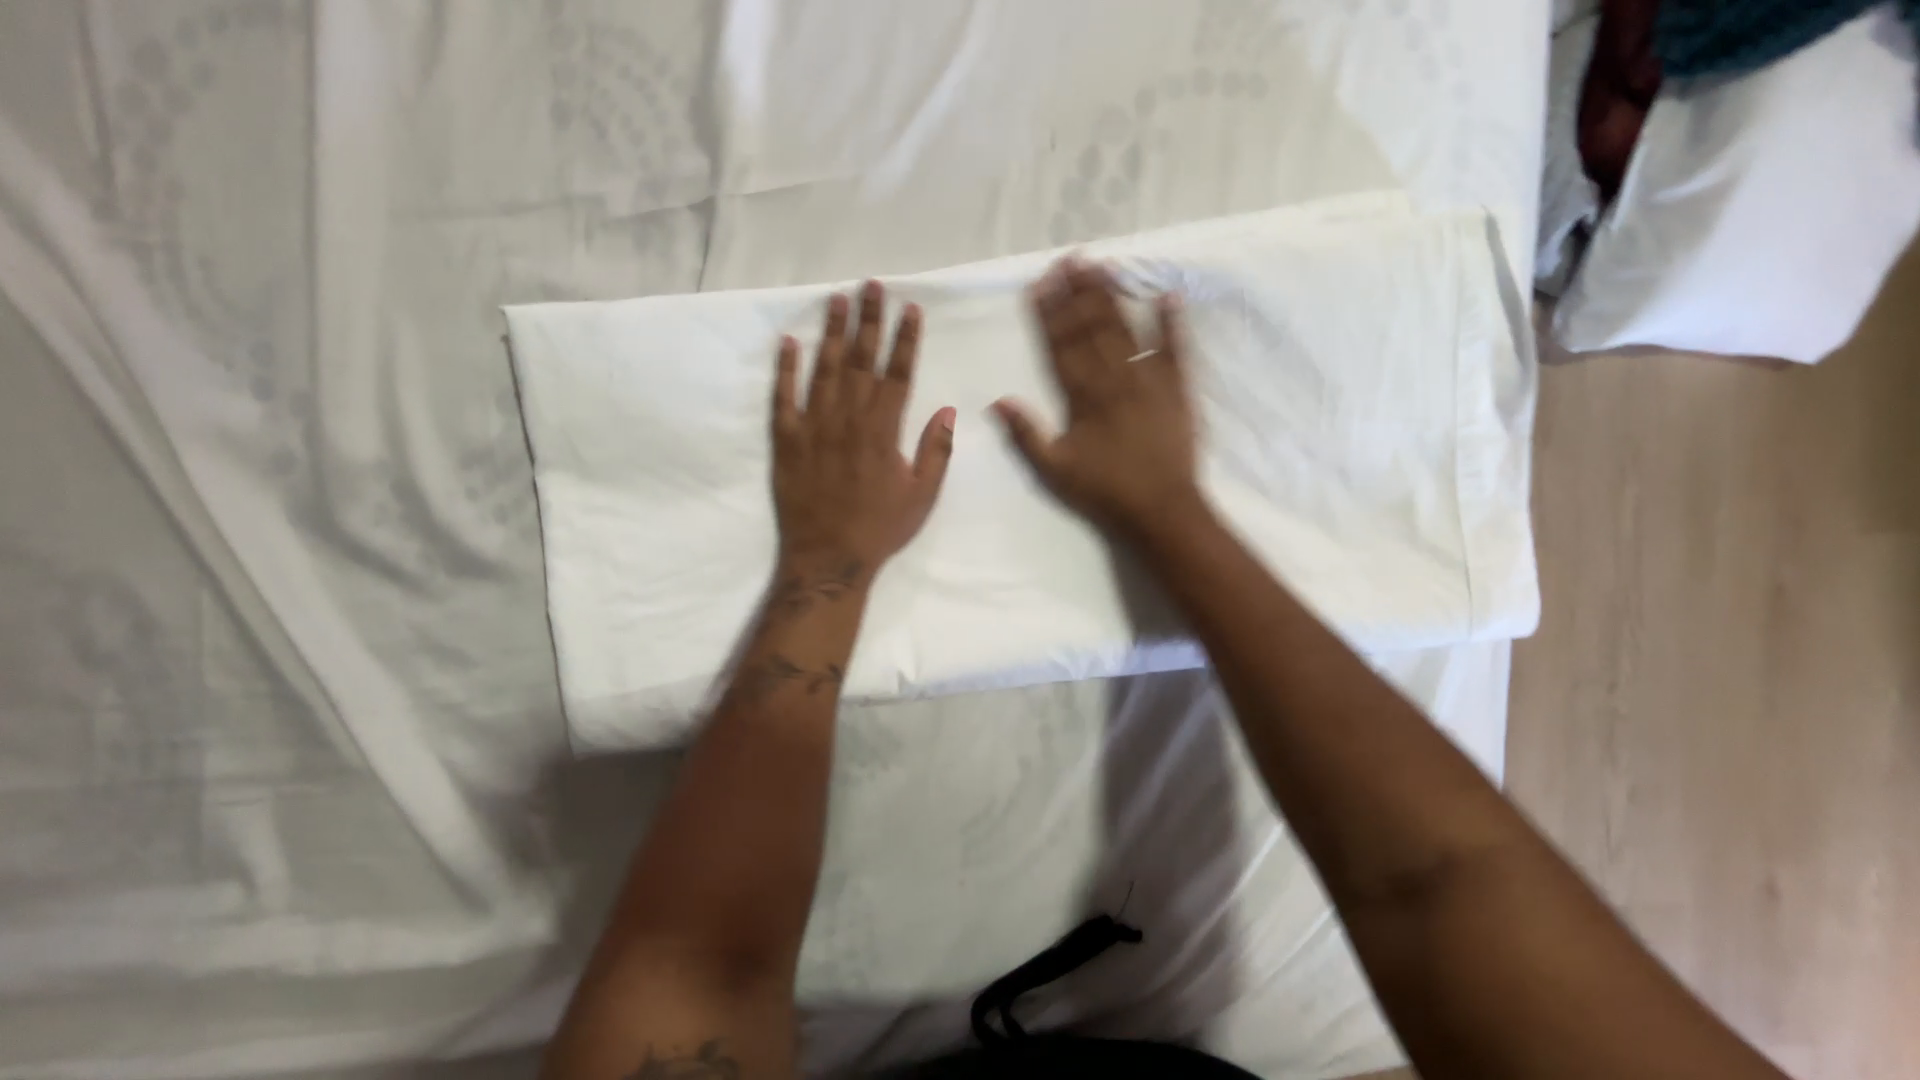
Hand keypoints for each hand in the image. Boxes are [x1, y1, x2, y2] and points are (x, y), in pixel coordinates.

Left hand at [771, 280, 954, 572]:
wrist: (827, 560)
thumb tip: (948, 410)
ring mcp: (814, 427)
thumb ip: (936, 451)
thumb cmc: (880, 529)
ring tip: (837, 299)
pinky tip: (789, 342)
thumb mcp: (922, 496)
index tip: (909, 309)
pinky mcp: (786, 441)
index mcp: (884, 431)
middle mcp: (849, 420)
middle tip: (870, 285)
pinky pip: (783, 398)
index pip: (898, 374)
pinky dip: (785, 369)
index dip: (905, 339)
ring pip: (824, 370)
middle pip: (860, 359)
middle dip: (868, 319)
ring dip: (831, 332)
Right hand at [993, 257, 1201, 534]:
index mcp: (1083, 397)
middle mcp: (1115, 379)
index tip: (1041, 283)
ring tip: (1102, 265)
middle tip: (1070, 258)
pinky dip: (1171, 322)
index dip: (1049, 313)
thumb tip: (998, 401)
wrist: (1161, 509)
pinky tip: (1166, 295)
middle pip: (1093, 327)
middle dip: (1079, 292)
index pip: (1061, 345)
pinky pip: (1175, 349)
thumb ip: (1027, 435)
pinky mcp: (1178, 389)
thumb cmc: (1104, 491)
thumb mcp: (1055, 471)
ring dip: (1114, 296)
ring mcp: (1150, 380)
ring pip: (1128, 329)